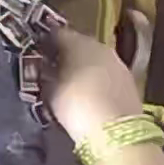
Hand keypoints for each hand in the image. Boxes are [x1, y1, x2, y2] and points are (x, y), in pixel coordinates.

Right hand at [44, 28, 149, 143]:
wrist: (115, 131)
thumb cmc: (75, 105)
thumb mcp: (49, 89)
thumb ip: (44, 73)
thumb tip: (42, 65)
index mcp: (77, 42)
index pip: (56, 33)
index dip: (44, 41)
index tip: (35, 51)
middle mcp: (99, 46)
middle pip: (78, 43)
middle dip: (64, 52)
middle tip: (50, 66)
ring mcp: (116, 61)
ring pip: (93, 57)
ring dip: (81, 65)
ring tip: (68, 80)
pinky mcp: (128, 79)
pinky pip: (105, 71)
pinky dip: (95, 76)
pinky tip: (88, 91)